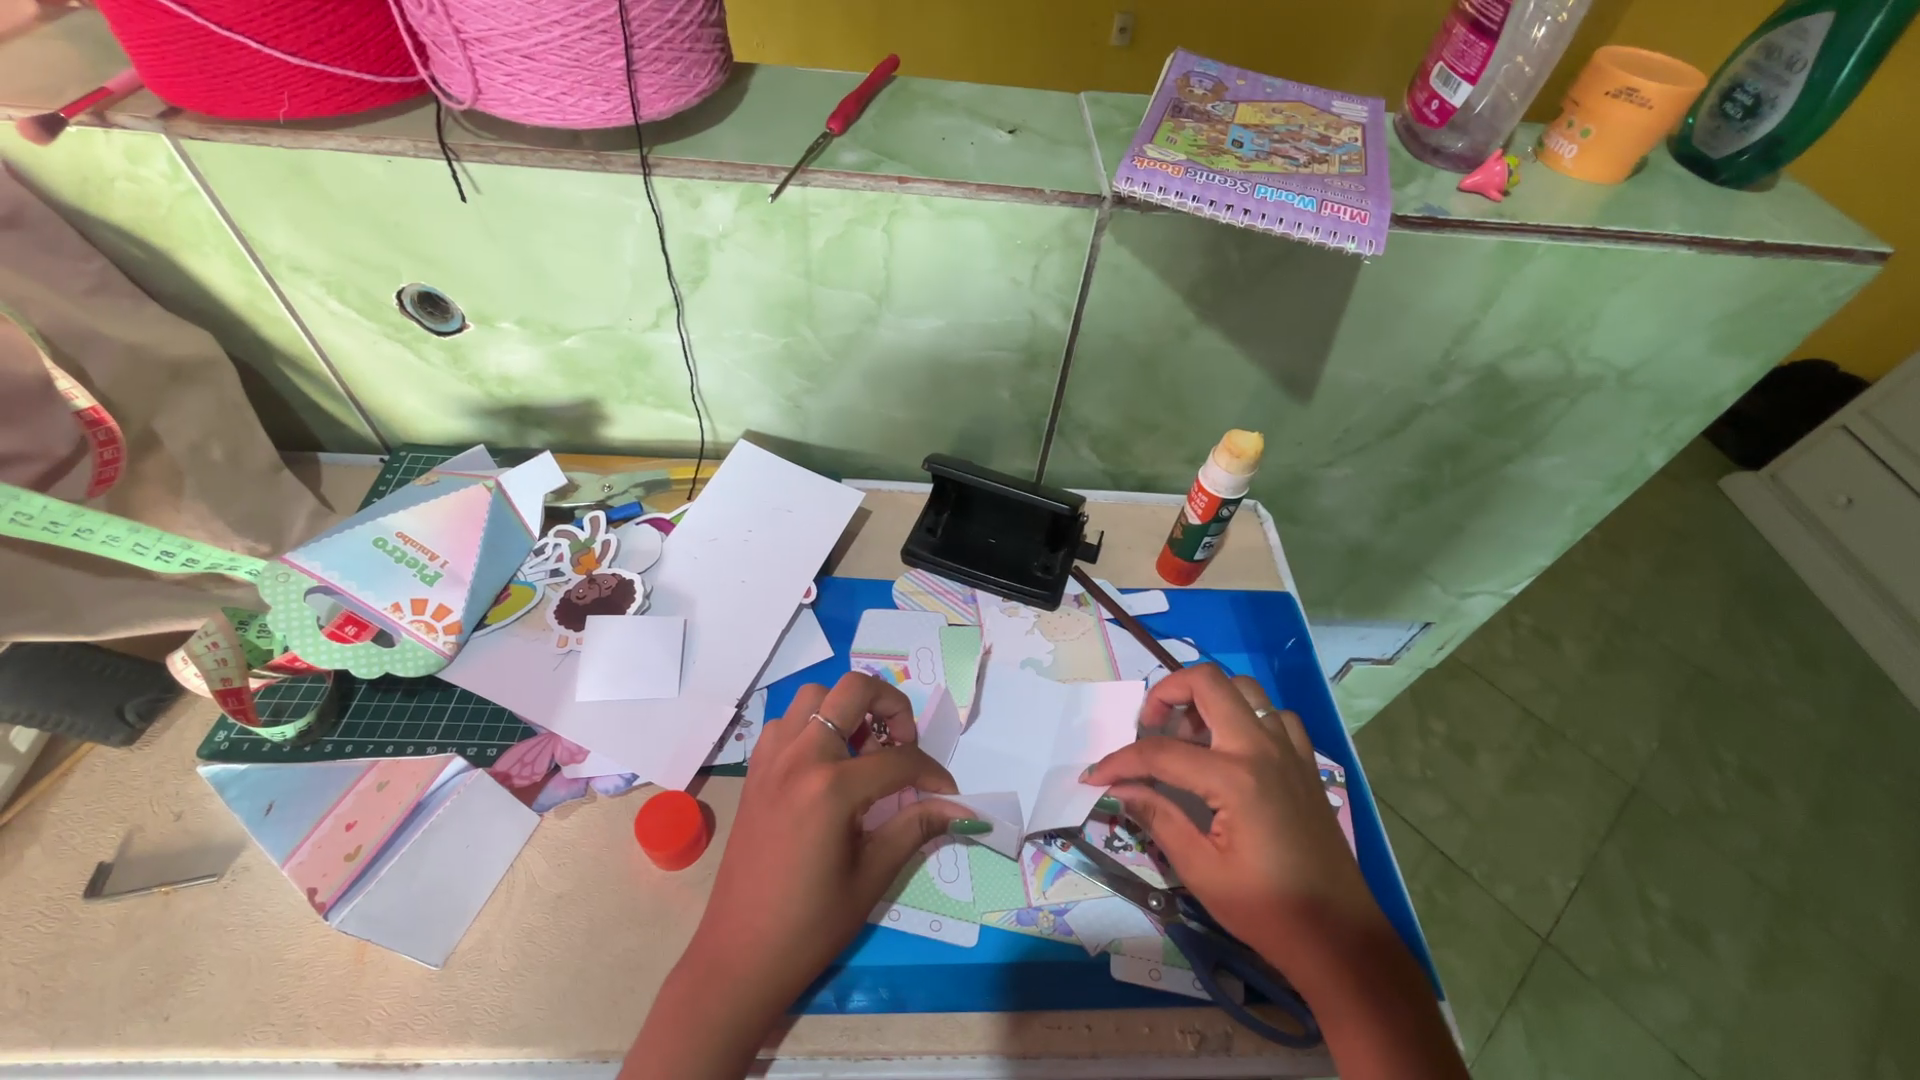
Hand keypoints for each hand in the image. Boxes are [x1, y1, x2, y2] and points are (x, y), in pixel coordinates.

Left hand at [690, 673, 968, 1007]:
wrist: (739, 955)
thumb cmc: (810, 925)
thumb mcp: (872, 876)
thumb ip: (916, 827)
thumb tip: (961, 809)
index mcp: (831, 787)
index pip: (899, 759)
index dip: (932, 774)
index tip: (947, 795)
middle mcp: (799, 757)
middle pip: (854, 689)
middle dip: (892, 706)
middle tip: (903, 744)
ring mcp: (771, 758)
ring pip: (815, 694)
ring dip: (847, 708)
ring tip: (865, 749)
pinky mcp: (755, 770)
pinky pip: (786, 721)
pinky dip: (814, 724)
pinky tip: (828, 764)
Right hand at [1084, 665, 1380, 971]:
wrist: (1338, 935)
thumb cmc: (1265, 910)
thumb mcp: (1200, 871)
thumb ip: (1158, 818)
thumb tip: (1120, 787)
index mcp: (1234, 778)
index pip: (1160, 752)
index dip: (1120, 761)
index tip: (1096, 776)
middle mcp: (1262, 749)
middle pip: (1207, 682)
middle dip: (1166, 693)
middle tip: (1147, 727)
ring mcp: (1289, 751)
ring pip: (1244, 690)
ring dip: (1208, 700)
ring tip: (1188, 737)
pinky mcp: (1305, 763)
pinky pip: (1275, 716)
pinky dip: (1247, 717)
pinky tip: (1232, 749)